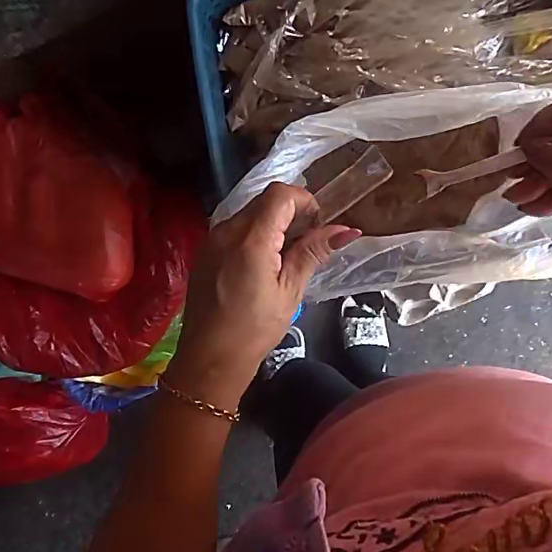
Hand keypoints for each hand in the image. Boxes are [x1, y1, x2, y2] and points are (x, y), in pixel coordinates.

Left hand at [167, 183, 359, 409]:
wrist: (210, 357)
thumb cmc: (254, 329)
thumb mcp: (290, 290)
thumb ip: (313, 252)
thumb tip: (346, 230)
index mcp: (251, 239)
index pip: (280, 194)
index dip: (305, 201)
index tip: (317, 225)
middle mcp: (227, 231)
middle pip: (264, 201)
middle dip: (290, 213)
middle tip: (306, 243)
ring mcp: (211, 239)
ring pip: (249, 214)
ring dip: (272, 224)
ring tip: (285, 257)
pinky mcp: (204, 251)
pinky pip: (233, 229)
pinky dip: (253, 235)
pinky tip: (262, 265)